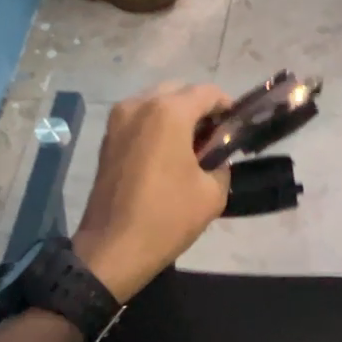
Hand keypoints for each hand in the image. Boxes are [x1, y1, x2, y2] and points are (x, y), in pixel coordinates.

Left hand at [73, 83, 231, 301]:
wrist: (113, 248)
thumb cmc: (167, 218)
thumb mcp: (212, 194)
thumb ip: (221, 165)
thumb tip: (214, 159)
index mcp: (169, 112)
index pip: (207, 92)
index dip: (226, 107)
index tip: (235, 128)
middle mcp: (139, 105)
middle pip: (178, 92)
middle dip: (198, 110)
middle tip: (213, 140)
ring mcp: (118, 121)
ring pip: (155, 105)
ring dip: (175, 119)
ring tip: (189, 151)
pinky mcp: (107, 140)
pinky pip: (138, 122)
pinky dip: (155, 130)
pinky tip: (165, 159)